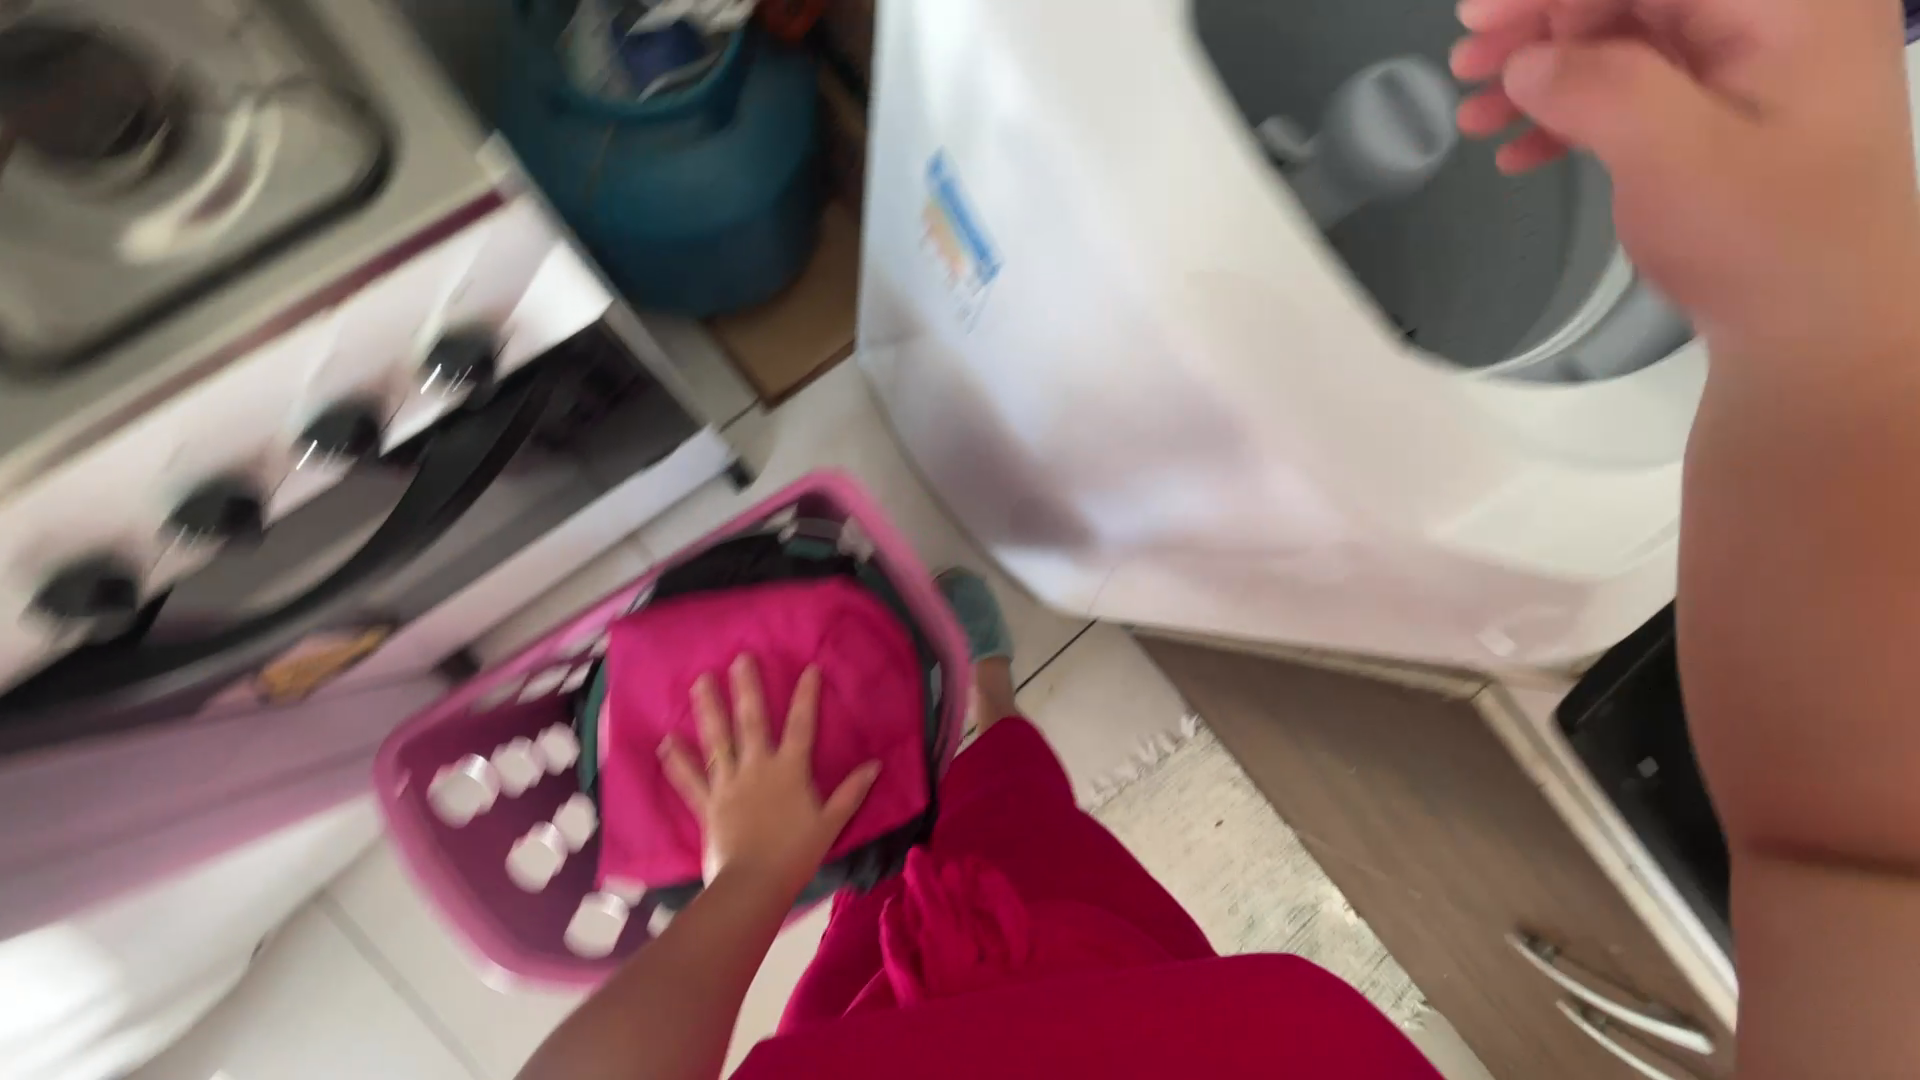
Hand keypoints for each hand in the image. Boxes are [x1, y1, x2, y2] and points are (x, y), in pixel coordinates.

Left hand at [658, 655, 881, 895]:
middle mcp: (758, 767)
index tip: (809, 669)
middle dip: (747, 688)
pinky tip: (665, 742)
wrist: (753, 885)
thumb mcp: (831, 823)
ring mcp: (729, 784)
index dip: (807, 696)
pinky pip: (691, 780)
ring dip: (709, 710)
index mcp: (790, 770)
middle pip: (752, 721)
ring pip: (718, 740)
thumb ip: (851, 792)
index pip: (802, 725)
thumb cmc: (796, 853)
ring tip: (700, 681)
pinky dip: (677, 761)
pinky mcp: (708, 804)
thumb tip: (876, 765)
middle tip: (740, 658)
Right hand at [1452, 0, 1919, 357]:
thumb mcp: (1680, 156)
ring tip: (1474, 113)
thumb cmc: (1761, 234)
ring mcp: (1737, 70)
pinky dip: (1564, 117)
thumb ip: (1604, 92)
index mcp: (1784, 4)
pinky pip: (1626, 95)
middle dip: (1543, 24)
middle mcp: (1767, 20)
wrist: (1812, 315)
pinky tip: (1517, 152)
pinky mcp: (1709, 117)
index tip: (1479, 13)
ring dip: (1541, 75)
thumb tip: (1529, 62)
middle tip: (1466, 63)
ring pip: (1620, 44)